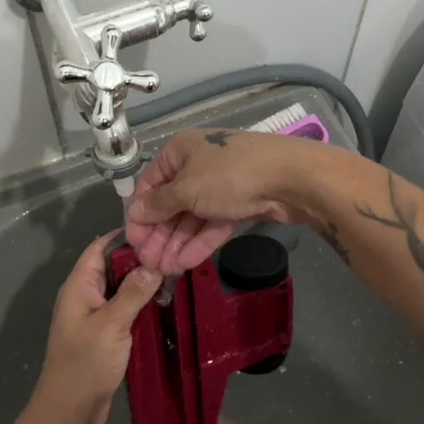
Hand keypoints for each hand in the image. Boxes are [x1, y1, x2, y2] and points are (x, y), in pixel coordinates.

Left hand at [33, 233, 163, 423]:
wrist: (71, 409)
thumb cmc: (85, 362)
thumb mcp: (111, 324)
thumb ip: (132, 293)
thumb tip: (153, 265)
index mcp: (78, 287)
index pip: (98, 249)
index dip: (123, 237)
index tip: (155, 230)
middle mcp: (85, 297)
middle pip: (111, 268)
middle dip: (138, 260)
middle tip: (174, 253)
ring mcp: (94, 316)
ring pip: (120, 290)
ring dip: (142, 284)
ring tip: (175, 274)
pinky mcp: (105, 335)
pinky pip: (123, 310)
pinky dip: (140, 305)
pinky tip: (164, 303)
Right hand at [123, 129, 319, 274]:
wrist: (290, 177)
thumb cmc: (229, 175)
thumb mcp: (187, 189)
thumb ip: (158, 204)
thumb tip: (133, 212)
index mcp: (179, 151)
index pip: (150, 185)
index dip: (140, 214)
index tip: (133, 242)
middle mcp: (197, 165)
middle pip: (171, 204)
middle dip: (159, 235)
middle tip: (148, 264)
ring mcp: (220, 185)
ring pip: (191, 218)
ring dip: (176, 244)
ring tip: (164, 272)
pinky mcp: (238, 203)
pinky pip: (212, 224)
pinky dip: (199, 242)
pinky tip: (185, 264)